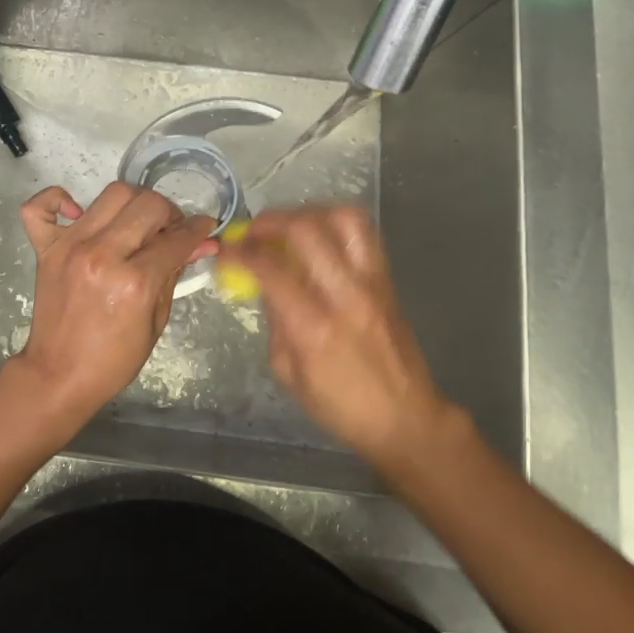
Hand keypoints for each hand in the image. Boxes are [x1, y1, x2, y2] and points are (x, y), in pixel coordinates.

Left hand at [13, 183, 217, 416]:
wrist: (60, 374)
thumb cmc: (114, 359)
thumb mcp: (156, 320)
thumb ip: (174, 274)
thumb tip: (201, 243)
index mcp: (134, 282)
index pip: (176, 238)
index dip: (197, 230)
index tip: (203, 227)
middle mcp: (102, 255)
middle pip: (148, 205)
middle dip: (169, 214)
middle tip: (169, 231)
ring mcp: (70, 247)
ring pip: (112, 194)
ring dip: (134, 203)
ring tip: (137, 224)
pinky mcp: (45, 248)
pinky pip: (40, 207)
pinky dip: (57, 200)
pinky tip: (77, 212)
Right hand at [222, 206, 456, 471]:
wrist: (407, 419)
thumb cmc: (342, 407)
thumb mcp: (289, 374)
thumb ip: (274, 324)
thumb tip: (263, 286)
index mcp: (313, 327)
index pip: (269, 269)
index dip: (239, 252)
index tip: (225, 250)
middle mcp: (345, 296)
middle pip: (306, 230)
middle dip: (270, 221)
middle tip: (253, 230)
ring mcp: (371, 284)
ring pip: (344, 219)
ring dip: (308, 213)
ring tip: (289, 226)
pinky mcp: (387, 281)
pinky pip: (363, 234)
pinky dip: (334, 225)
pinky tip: (318, 239)